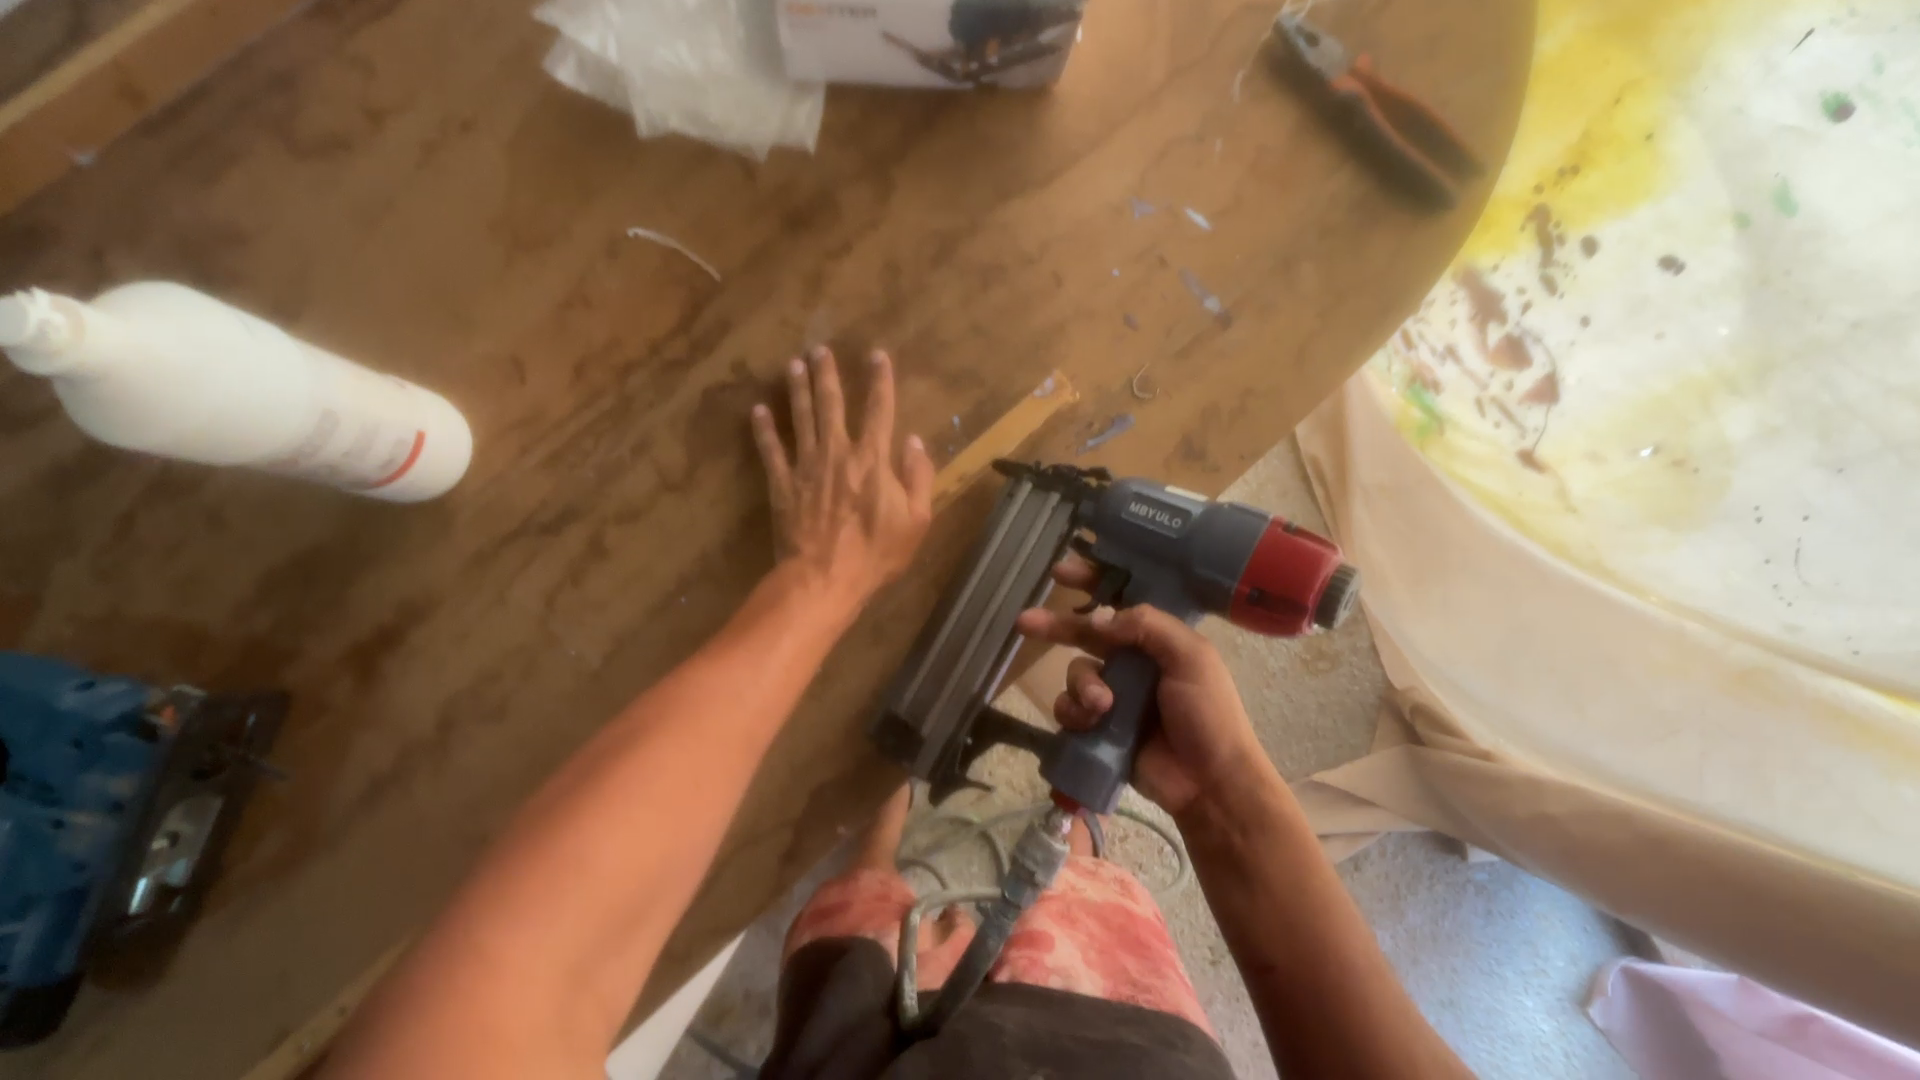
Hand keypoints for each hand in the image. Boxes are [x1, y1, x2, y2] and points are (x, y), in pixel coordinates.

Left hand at [752, 346, 934, 610]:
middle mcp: (838, 453)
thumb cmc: (876, 554)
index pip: (879, 410)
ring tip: (793, 364)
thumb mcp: (916, 520)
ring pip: (801, 419)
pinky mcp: (783, 485)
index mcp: (873, 459)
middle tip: (820, 349)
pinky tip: (758, 410)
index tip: (877, 355)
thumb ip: (918, 477)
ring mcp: (806, 467)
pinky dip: (764, 430)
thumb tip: (914, 441)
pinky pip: (771, 451)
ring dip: (797, 390)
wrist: (825, 578)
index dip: (880, 380)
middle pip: (832, 404)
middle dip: (827, 374)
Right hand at [1014, 556, 1266, 816]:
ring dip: (1082, 686)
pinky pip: (1069, 709)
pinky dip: (1073, 712)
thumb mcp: (1191, 657)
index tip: (1062, 572)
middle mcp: (1132, 661)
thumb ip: (1147, 626)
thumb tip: (1098, 620)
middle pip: (1085, 634)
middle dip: (1056, 626)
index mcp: (1158, 639)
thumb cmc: (1208, 715)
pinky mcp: (1098, 728)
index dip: (1092, 583)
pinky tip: (1089, 722)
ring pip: (1076, 674)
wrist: (1208, 783)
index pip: (1121, 600)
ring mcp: (1114, 695)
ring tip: (1101, 706)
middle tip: (1025, 622)